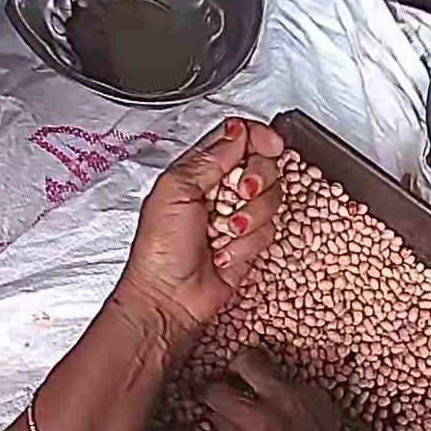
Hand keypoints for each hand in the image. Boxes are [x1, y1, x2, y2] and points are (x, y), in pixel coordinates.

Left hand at [118, 117, 286, 331]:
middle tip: (242, 193)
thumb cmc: (160, 250)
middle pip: (263, 166)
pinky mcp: (249, 245)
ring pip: (270, 201)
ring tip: (224, 232)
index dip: (258, 137)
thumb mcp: (175, 190)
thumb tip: (237, 133)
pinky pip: (268, 233)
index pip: (238, 140)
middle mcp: (221, 192)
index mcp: (200, 171)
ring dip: (250, 218)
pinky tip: (224, 253)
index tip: (270, 144)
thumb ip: (209, 159)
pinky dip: (246, 245)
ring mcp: (238, 218)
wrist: (168, 296)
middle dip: (259, 179)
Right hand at [202, 348, 391, 430]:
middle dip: (237, 366)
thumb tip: (215, 413)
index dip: (209, 394)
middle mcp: (280, 397)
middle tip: (235, 380)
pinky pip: (292, 384)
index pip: (220, 393)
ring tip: (270, 408)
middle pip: (249, 360)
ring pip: (272, 372)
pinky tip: (291, 415)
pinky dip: (286, 395)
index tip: (209, 398)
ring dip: (265, 384)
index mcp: (259, 420)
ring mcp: (301, 391)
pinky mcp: (316, 391)